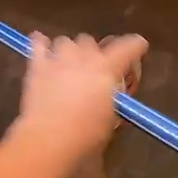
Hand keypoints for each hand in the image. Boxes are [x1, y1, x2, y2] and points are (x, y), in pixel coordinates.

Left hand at [11, 33, 147, 160]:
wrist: (50, 137)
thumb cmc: (86, 135)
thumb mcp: (110, 117)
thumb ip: (110, 99)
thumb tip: (106, 96)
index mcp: (107, 68)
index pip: (127, 48)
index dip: (135, 45)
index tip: (139, 45)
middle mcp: (84, 56)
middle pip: (89, 41)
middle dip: (91, 52)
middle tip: (90, 69)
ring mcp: (59, 58)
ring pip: (65, 41)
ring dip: (68, 50)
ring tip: (66, 64)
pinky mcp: (37, 65)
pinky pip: (38, 43)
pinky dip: (41, 44)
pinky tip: (42, 47)